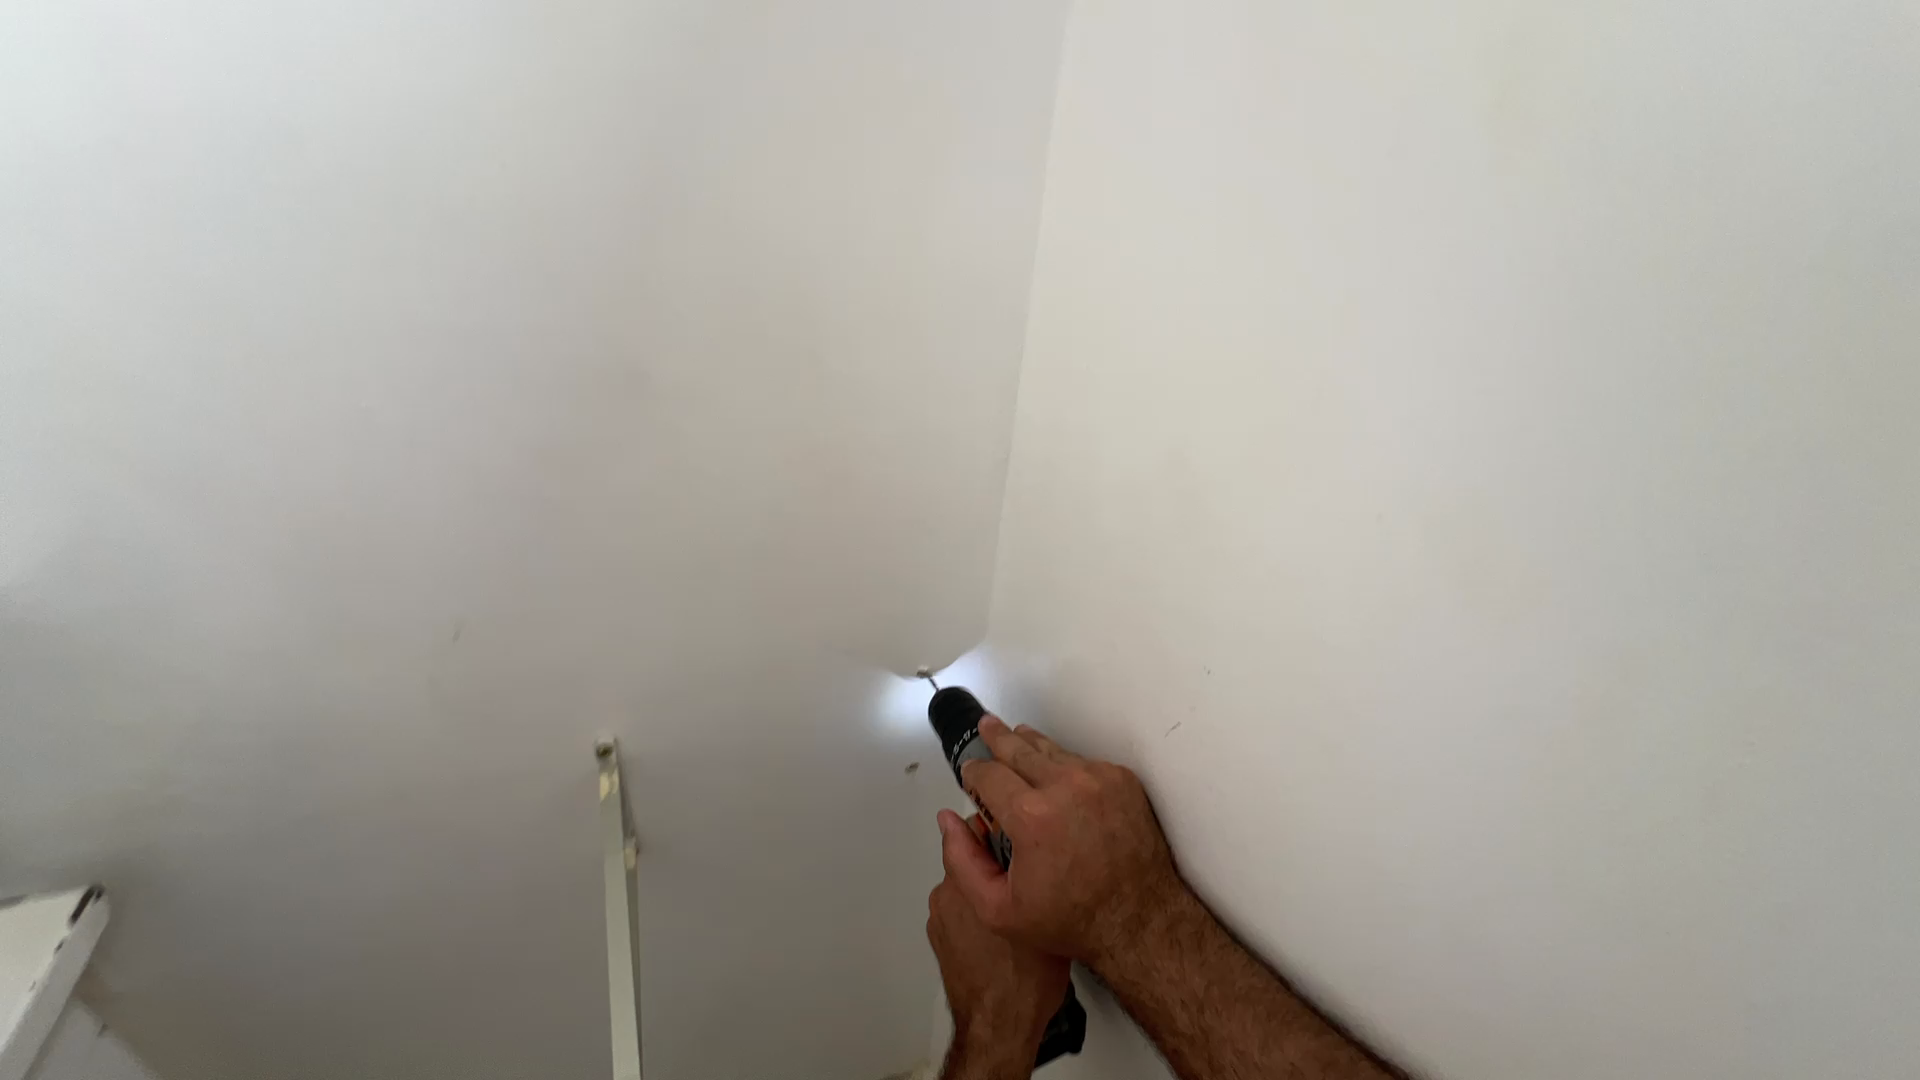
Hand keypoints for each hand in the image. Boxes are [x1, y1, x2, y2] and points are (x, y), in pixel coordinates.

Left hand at [929, 814, 1070, 1075]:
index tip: (1019, 838)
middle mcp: (949, 889)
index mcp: (973, 877)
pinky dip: (969, 912)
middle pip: (970, 855)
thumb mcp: (1045, 912)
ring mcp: (939, 912)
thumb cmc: (1028, 974)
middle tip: (1020, 879)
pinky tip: (993, 933)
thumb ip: (1030, 872)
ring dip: (980, 887)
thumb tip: (1033, 849)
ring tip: (1010, 910)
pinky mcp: (936, 934)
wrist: (1000, 1025)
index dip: (999, 829)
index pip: (976, 828)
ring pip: (963, 882)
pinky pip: (955, 908)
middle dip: (991, 860)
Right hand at [940, 716, 1186, 968]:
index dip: (973, 771)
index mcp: (1031, 816)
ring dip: (1029, 745)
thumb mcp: (999, 910)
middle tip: (985, 725)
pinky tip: (1056, 775)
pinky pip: (1081, 761)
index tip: (969, 773)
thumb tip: (947, 818)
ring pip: (1051, 749)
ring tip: (1015, 736)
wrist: (1141, 921)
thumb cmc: (1069, 920)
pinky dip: (1064, 765)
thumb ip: (963, 862)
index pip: (988, 773)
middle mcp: (1064, 786)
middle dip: (997, 737)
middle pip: (1018, 746)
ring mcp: (1096, 778)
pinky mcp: (1120, 778)